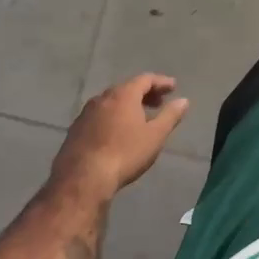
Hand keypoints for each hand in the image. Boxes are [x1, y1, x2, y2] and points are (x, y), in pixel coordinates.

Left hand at [50, 74, 187, 199]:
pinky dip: (112, 117)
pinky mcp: (75, 130)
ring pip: (111, 102)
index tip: (173, 88)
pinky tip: (117, 133)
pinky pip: (99, 116)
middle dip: (145, 93)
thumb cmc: (125, 153)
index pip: (145, 79)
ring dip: (127, 106)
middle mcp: (102, 98)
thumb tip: (183, 101)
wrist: (83, 179)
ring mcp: (85, 114)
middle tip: (159, 103)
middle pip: (127, 88)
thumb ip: (170, 115)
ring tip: (139, 118)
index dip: (161, 82)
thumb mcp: (155, 135)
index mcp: (123, 95)